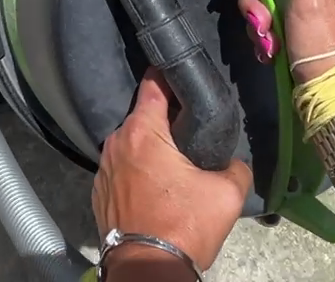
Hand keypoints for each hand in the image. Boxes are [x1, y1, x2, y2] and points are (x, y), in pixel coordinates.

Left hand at [92, 70, 252, 271]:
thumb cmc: (184, 226)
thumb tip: (236, 162)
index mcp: (142, 132)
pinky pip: (119, 170)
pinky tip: (151, 189)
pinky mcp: (98, 191)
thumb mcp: (225, 196)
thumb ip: (236, 168)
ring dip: (147, 150)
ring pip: (129, 145)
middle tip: (185, 131)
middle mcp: (116, 141)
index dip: (166, 77)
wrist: (147, 270)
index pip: (152, 86)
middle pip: (141, 118)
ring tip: (170, 165)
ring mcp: (103, 166)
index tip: (178, 73)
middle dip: (162, 122)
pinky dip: (133, 173)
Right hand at [231, 0, 334, 82]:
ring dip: (259, 22)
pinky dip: (266, 36)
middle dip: (257, 2)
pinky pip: (273, 26)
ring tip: (266, 41)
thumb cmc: (324, 42)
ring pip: (268, 5)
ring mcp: (313, 17)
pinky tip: (269, 49)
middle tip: (258, 21)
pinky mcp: (304, 39)